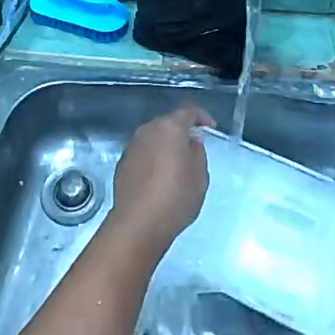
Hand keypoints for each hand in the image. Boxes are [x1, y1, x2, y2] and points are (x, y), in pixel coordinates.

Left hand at [109, 105, 212, 248]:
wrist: (139, 222)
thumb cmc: (176, 196)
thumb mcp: (200, 175)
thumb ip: (198, 152)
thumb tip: (191, 140)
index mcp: (169, 128)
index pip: (188, 112)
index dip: (202, 117)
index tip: (211, 127)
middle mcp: (147, 130)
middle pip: (168, 123)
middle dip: (182, 131)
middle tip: (195, 146)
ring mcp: (132, 146)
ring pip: (154, 137)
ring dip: (166, 144)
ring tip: (178, 162)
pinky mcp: (123, 162)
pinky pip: (143, 152)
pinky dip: (153, 156)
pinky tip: (160, 174)